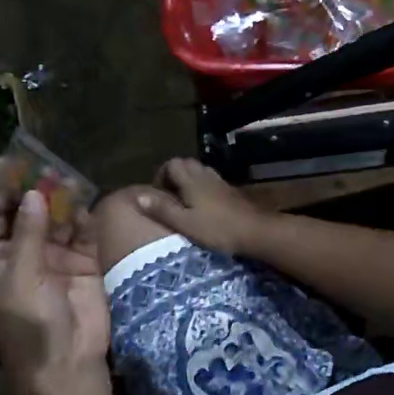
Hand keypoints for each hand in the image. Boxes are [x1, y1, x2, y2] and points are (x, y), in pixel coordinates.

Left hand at [0, 164, 108, 394]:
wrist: (67, 364)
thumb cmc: (30, 326)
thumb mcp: (20, 279)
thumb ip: (28, 236)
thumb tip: (33, 196)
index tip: (8, 161)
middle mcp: (25, 255)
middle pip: (27, 214)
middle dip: (34, 190)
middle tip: (45, 164)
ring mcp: (57, 259)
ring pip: (58, 221)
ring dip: (62, 201)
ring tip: (68, 177)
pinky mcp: (85, 265)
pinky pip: (84, 235)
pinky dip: (85, 218)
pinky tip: (87, 202)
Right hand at [136, 157, 268, 255]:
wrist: (256, 231)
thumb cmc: (218, 229)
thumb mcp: (185, 223)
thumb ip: (162, 209)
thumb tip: (137, 196)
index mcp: (192, 180)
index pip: (172, 164)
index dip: (161, 175)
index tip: (158, 194)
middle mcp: (206, 175)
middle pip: (186, 164)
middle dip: (174, 176)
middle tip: (169, 197)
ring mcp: (221, 182)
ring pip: (200, 172)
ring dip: (189, 181)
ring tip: (184, 202)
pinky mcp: (232, 191)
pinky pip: (212, 181)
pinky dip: (202, 187)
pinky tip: (203, 206)